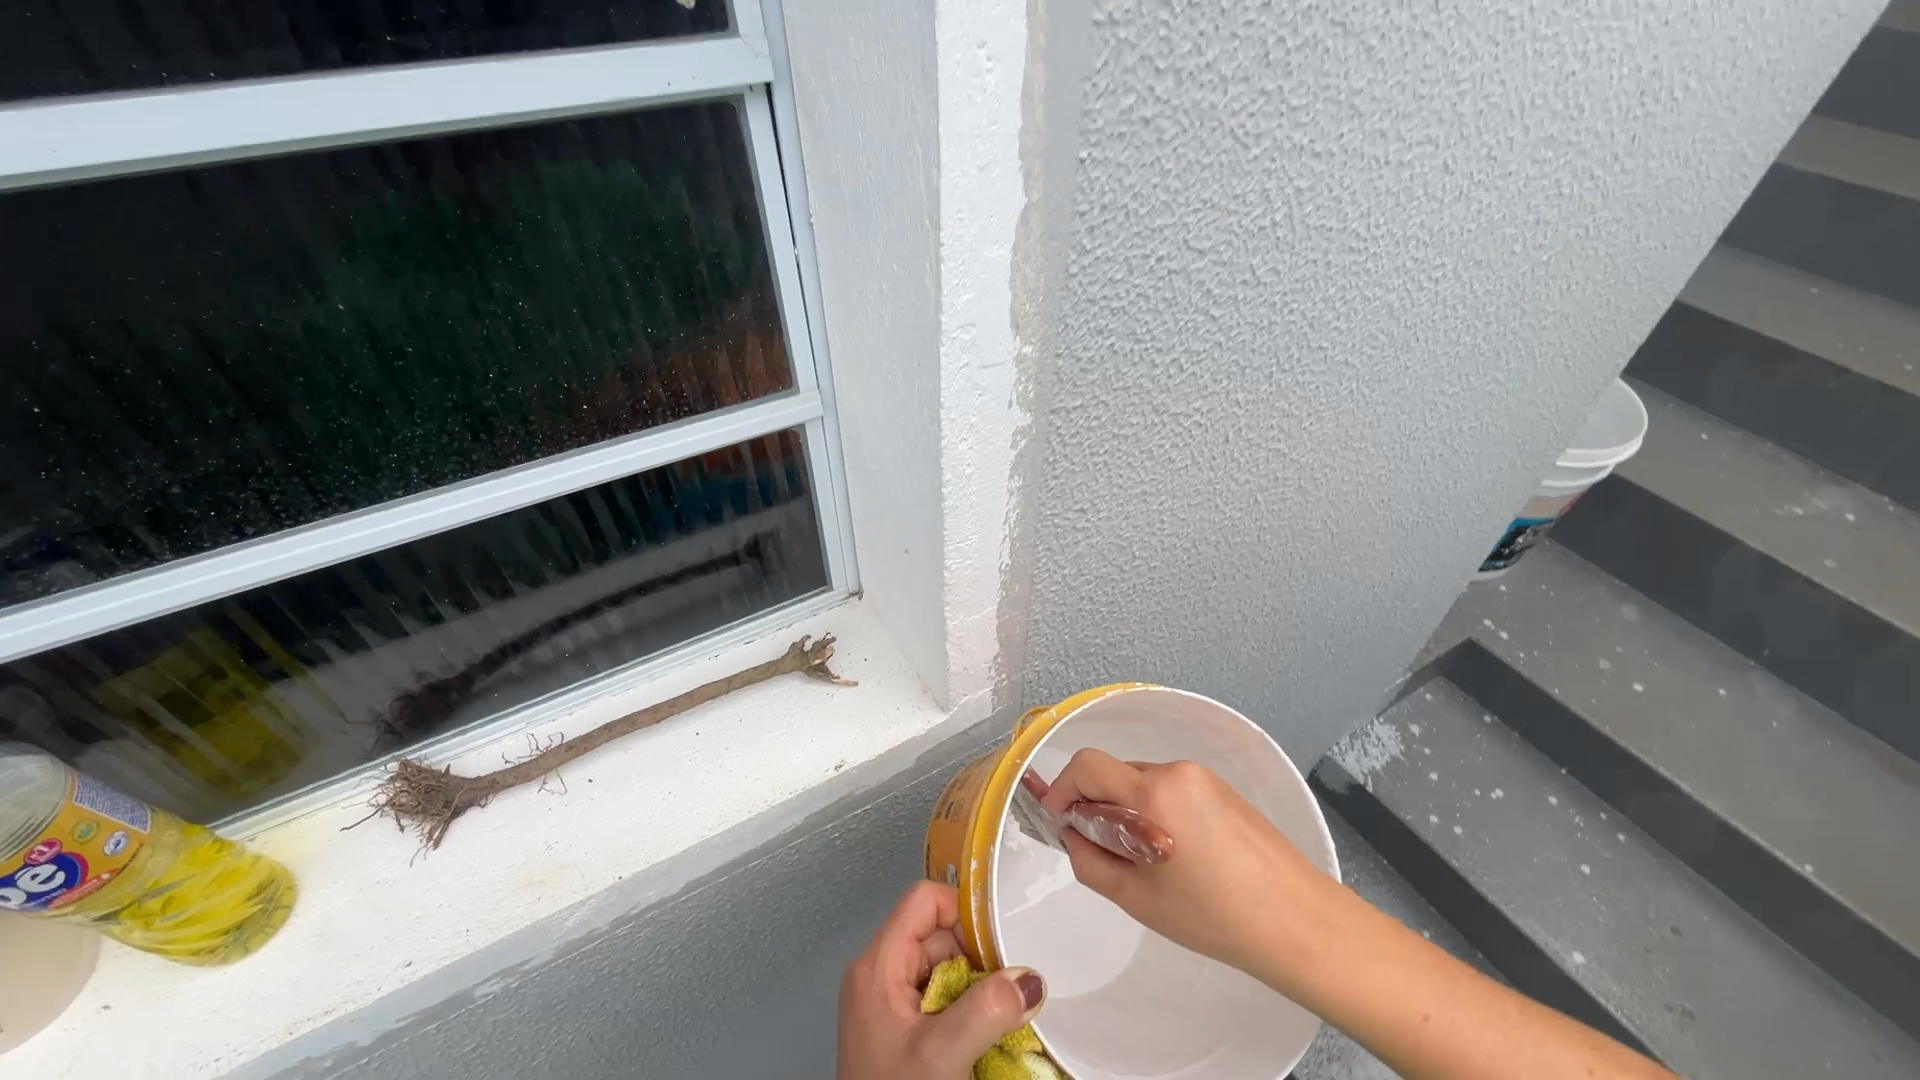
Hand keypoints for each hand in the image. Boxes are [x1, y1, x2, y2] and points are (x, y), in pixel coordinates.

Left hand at [837, 882, 1047, 1079]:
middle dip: (977, 958)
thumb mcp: (941, 1055)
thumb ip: (986, 1010)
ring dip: (977, 989)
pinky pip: (942, 998)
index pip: (924, 901)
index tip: (997, 946)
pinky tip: (982, 1037)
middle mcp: (880, 974)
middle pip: (939, 934)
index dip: (963, 913)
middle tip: (1005, 992)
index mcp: (878, 965)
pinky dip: (967, 1010)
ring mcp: (889, 1002)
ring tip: (996, 1019)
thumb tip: (1030, 977)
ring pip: (945, 967)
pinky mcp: (901, 1029)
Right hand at [1040, 749, 1333, 984]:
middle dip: (1095, 804)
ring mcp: (1203, 777)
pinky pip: (1170, 789)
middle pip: (1115, 772)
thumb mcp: (1137, 898)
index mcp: (1154, 794)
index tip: (1058, 820)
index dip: (1062, 788)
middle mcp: (1177, 772)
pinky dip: (1155, 811)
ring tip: (1144, 861)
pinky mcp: (1222, 789)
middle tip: (1100, 849)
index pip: (1087, 765)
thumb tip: (1071, 833)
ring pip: (1142, 782)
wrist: (1298, 921)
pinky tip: (1175, 855)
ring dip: (1126, 809)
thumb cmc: (1214, 916)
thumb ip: (1089, 860)